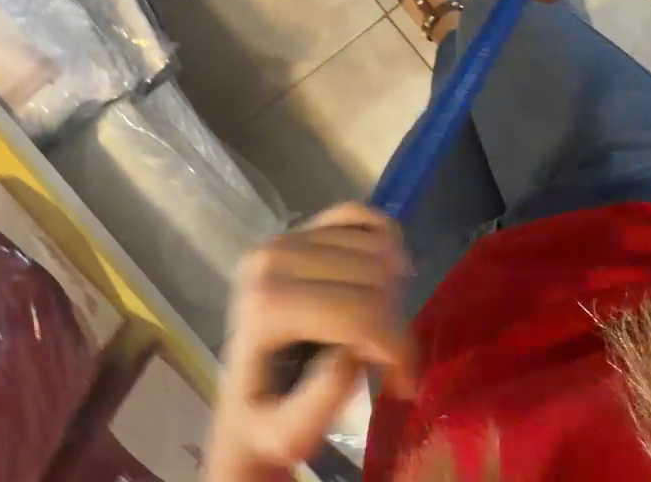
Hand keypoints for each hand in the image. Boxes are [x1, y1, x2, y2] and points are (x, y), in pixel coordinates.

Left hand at [207, 204, 414, 479]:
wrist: (246, 396)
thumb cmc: (268, 420)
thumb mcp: (288, 435)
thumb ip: (315, 405)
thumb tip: (350, 355)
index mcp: (266, 306)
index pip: (359, 312)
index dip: (395, 347)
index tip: (404, 383)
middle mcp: (271, 258)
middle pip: (374, 276)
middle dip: (394, 322)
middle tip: (388, 360)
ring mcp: (284, 236)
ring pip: (375, 245)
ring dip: (392, 290)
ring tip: (379, 328)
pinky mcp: (299, 227)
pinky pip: (357, 213)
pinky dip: (383, 236)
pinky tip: (387, 273)